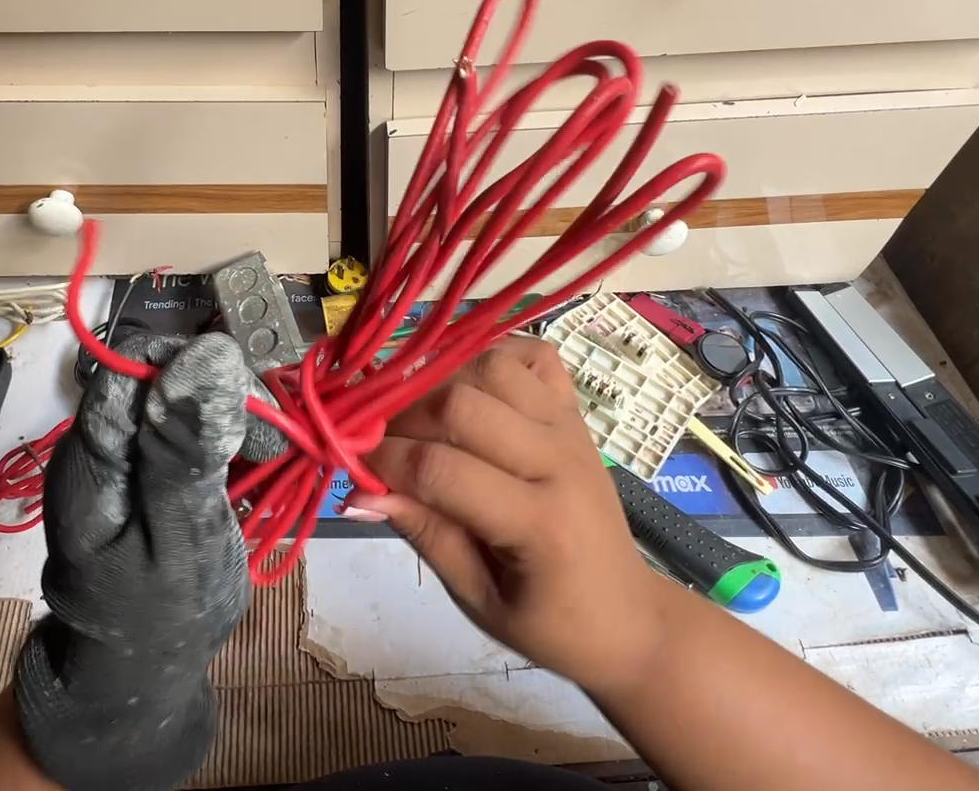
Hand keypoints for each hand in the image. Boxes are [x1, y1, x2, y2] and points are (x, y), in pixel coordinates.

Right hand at [347, 336, 681, 696]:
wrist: (628, 614)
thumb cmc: (551, 623)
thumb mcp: (479, 599)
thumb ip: (425, 535)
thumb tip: (358, 492)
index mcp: (542, 524)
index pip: (442, 469)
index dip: (384, 460)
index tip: (351, 462)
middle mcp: (561, 460)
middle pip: (462, 405)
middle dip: (403, 416)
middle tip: (377, 439)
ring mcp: (571, 426)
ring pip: (492, 366)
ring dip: (442, 381)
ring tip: (419, 415)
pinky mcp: (575, 411)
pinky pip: (532, 355)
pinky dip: (491, 356)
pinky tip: (468, 386)